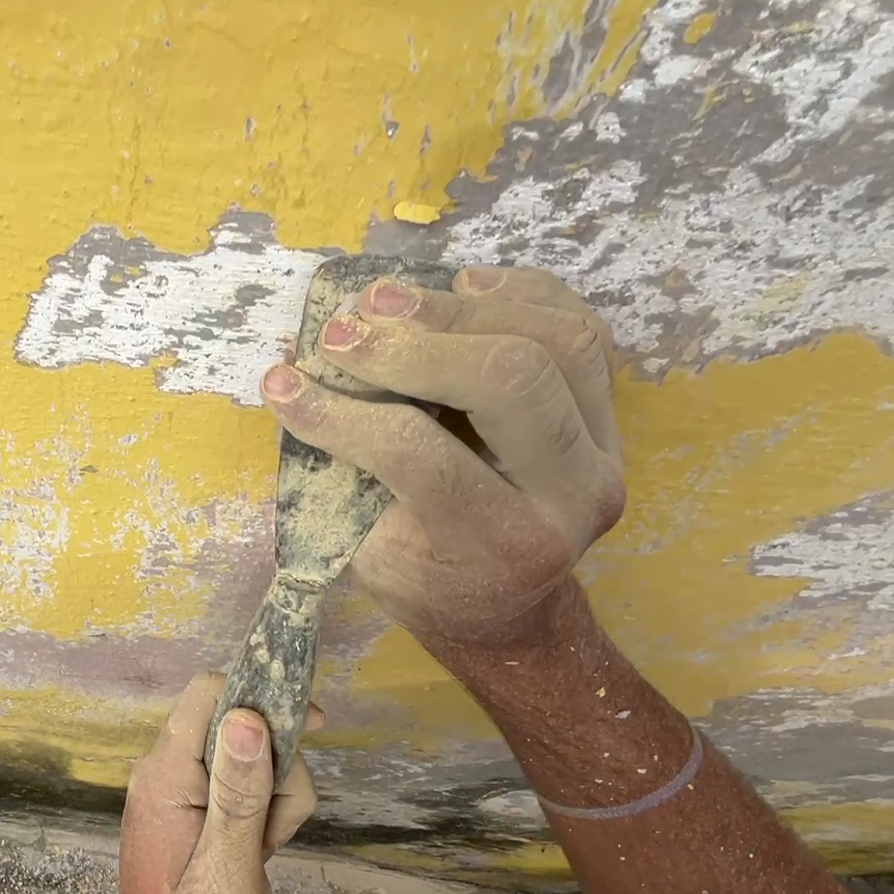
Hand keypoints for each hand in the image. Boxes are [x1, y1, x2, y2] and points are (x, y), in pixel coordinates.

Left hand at [98, 674, 317, 893]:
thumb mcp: (225, 871)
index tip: (307, 720)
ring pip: (256, 757)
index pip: (207, 694)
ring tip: (262, 851)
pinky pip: (250, 786)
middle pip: (242, 725)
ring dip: (276, 798)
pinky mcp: (204, 808)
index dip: (257, 695)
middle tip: (272, 828)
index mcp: (164, 774)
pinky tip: (261, 851)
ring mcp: (186, 789)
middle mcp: (170, 769)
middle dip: (275, 768)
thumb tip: (246, 716)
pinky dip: (269, 813)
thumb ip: (237, 793)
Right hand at [260, 266, 624, 649]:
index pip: (416, 454)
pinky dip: (517, 293)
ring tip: (385, 300)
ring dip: (459, 307)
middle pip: (509, 378)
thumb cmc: (420, 583)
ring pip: (556, 339)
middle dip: (411, 344)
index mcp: (496, 542)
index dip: (339, 413)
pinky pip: (581, 328)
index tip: (281, 385)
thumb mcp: (364, 551)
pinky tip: (458, 285)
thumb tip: (289, 378)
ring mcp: (605, 451)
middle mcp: (570, 496)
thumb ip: (336, 472)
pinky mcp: (613, 419)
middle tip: (339, 332)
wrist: (503, 609)